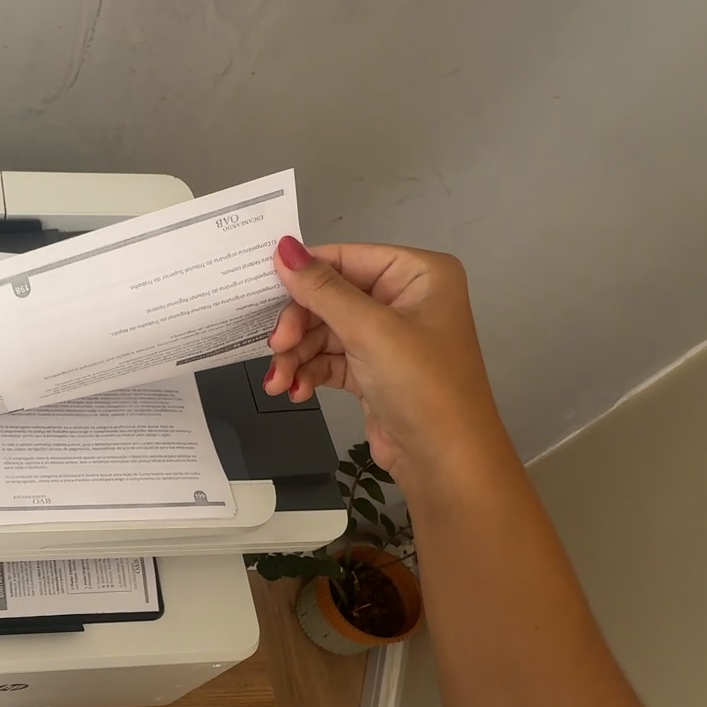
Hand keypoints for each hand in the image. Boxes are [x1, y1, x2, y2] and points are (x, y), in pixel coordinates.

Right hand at [262, 237, 506, 481]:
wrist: (444, 459)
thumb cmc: (422, 385)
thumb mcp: (368, 330)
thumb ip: (322, 289)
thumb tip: (282, 247)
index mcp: (416, 274)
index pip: (345, 259)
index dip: (302, 275)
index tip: (261, 294)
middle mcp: (402, 299)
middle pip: (328, 299)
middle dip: (298, 327)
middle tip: (276, 348)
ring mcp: (385, 336)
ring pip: (322, 333)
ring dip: (296, 357)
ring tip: (278, 383)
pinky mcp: (371, 369)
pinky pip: (328, 360)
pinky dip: (308, 373)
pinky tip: (295, 391)